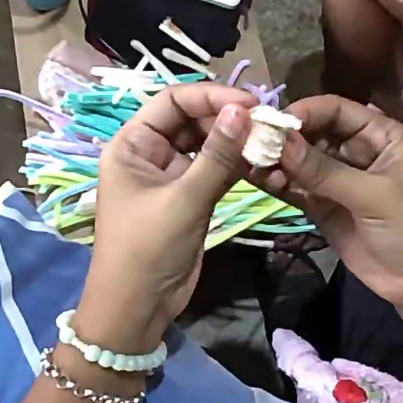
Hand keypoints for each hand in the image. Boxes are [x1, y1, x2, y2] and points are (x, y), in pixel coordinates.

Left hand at [78, 83, 256, 352]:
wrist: (138, 307)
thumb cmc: (147, 249)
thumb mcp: (183, 200)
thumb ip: (216, 156)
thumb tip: (243, 111)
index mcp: (132, 144)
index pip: (172, 102)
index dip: (210, 96)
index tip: (250, 103)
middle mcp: (150, 154)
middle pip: (191, 120)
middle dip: (227, 118)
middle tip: (267, 123)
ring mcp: (171, 176)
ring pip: (206, 145)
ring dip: (235, 142)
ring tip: (269, 140)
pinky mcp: (190, 198)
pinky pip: (215, 171)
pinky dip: (236, 166)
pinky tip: (262, 162)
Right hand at [250, 96, 402, 306]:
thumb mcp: (374, 194)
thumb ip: (325, 170)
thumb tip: (279, 140)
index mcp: (383, 136)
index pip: (338, 110)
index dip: (306, 112)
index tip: (272, 121)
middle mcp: (359, 152)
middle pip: (314, 133)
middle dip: (285, 138)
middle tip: (251, 142)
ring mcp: (340, 182)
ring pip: (302, 162)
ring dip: (278, 162)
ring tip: (253, 164)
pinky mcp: (326, 208)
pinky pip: (298, 189)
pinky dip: (280, 185)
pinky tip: (261, 181)